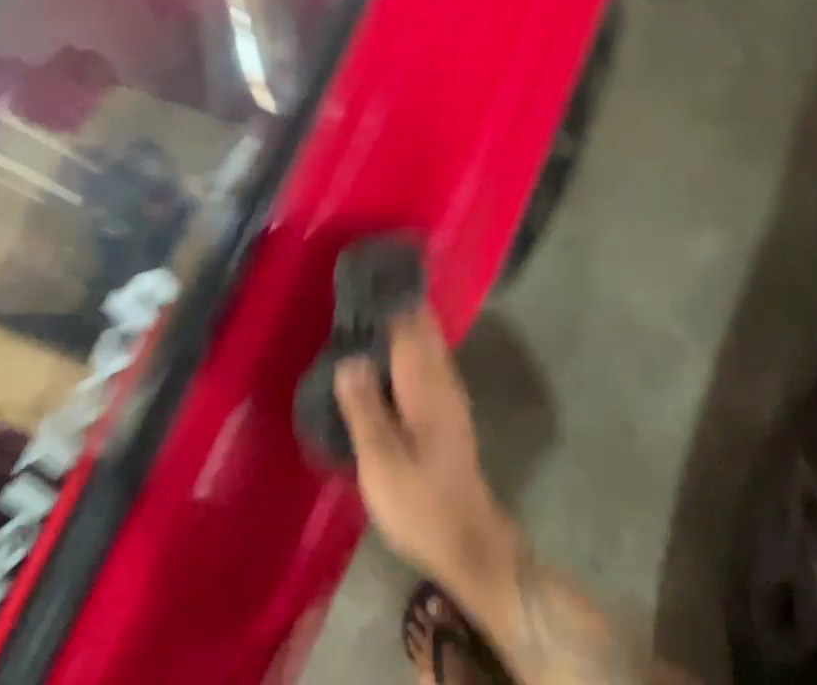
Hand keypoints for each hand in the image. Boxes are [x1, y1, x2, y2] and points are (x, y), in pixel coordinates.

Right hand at [333, 306, 516, 600]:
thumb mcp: (381, 460)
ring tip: (367, 319)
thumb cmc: (420, 501)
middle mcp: (443, 384)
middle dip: (399, 308)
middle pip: (424, 332)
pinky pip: (426, 369)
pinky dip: (408, 354)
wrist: (466, 541)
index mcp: (426, 386)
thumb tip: (350, 357)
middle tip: (363, 292)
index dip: (393, 300)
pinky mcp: (447, 418)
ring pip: (427, 350)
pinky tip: (386, 363)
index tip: (369, 276)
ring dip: (404, 329)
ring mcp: (449, 401)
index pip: (412, 327)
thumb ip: (364, 407)